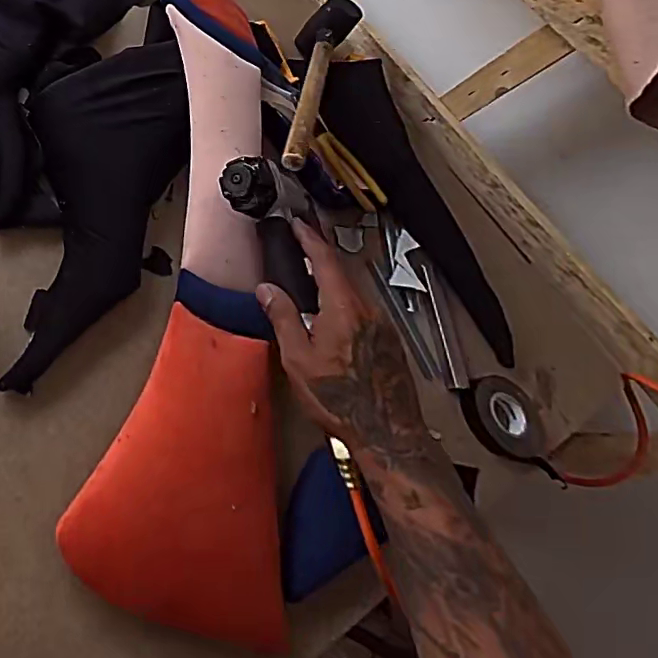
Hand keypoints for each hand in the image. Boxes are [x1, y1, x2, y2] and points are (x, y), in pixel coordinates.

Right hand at [256, 218, 427, 454]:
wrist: (387, 432)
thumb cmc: (342, 400)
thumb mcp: (298, 358)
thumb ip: (282, 317)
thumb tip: (268, 291)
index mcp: (344, 308)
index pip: (326, 261)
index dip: (310, 238)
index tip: (299, 225)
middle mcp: (368, 311)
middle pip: (343, 272)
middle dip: (321, 256)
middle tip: (303, 245)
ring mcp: (383, 326)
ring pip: (355, 292)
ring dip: (333, 281)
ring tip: (313, 282)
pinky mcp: (390, 342)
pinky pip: (364, 310)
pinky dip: (345, 303)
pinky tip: (333, 318)